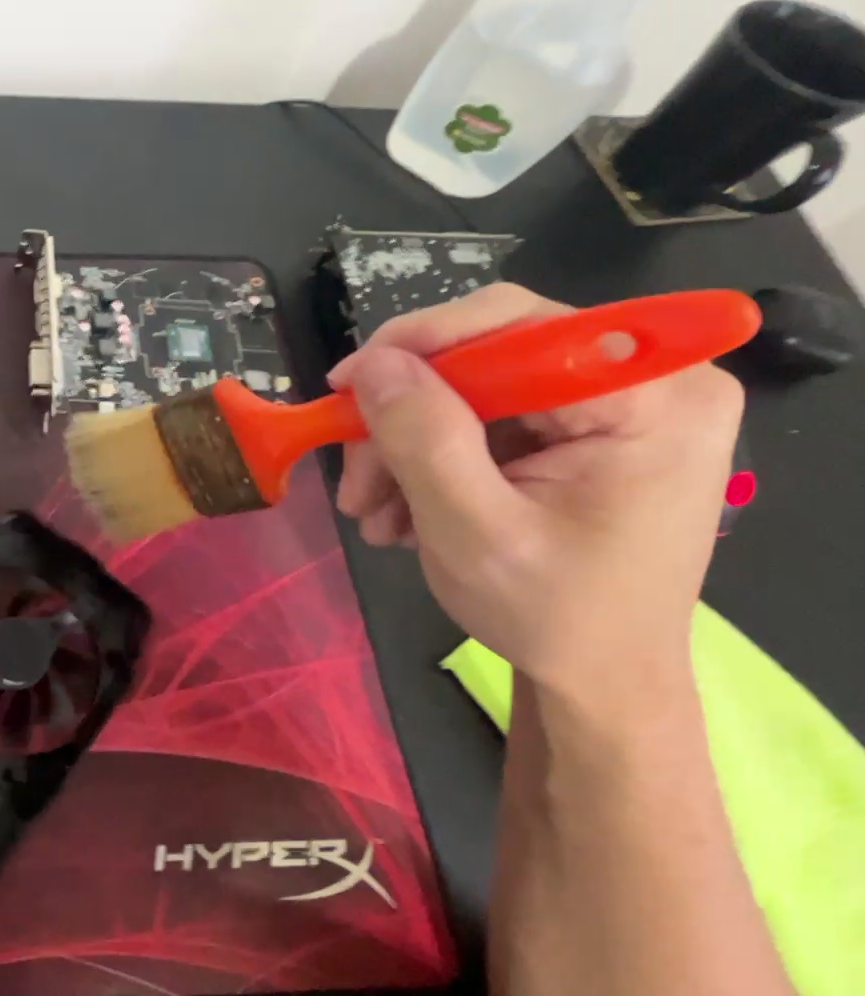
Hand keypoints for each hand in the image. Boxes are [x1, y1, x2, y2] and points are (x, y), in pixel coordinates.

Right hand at [329, 284, 742, 698]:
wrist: (598, 675)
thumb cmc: (552, 614)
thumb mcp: (473, 530)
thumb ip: (423, 439)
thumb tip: (369, 364)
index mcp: (653, 399)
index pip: (518, 322)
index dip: (420, 344)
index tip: (345, 386)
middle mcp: (647, 382)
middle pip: (488, 356)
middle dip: (405, 417)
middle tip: (356, 481)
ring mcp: (615, 406)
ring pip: (471, 390)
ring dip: (405, 448)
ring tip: (373, 514)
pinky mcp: (583, 429)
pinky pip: (482, 418)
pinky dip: (431, 459)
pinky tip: (405, 511)